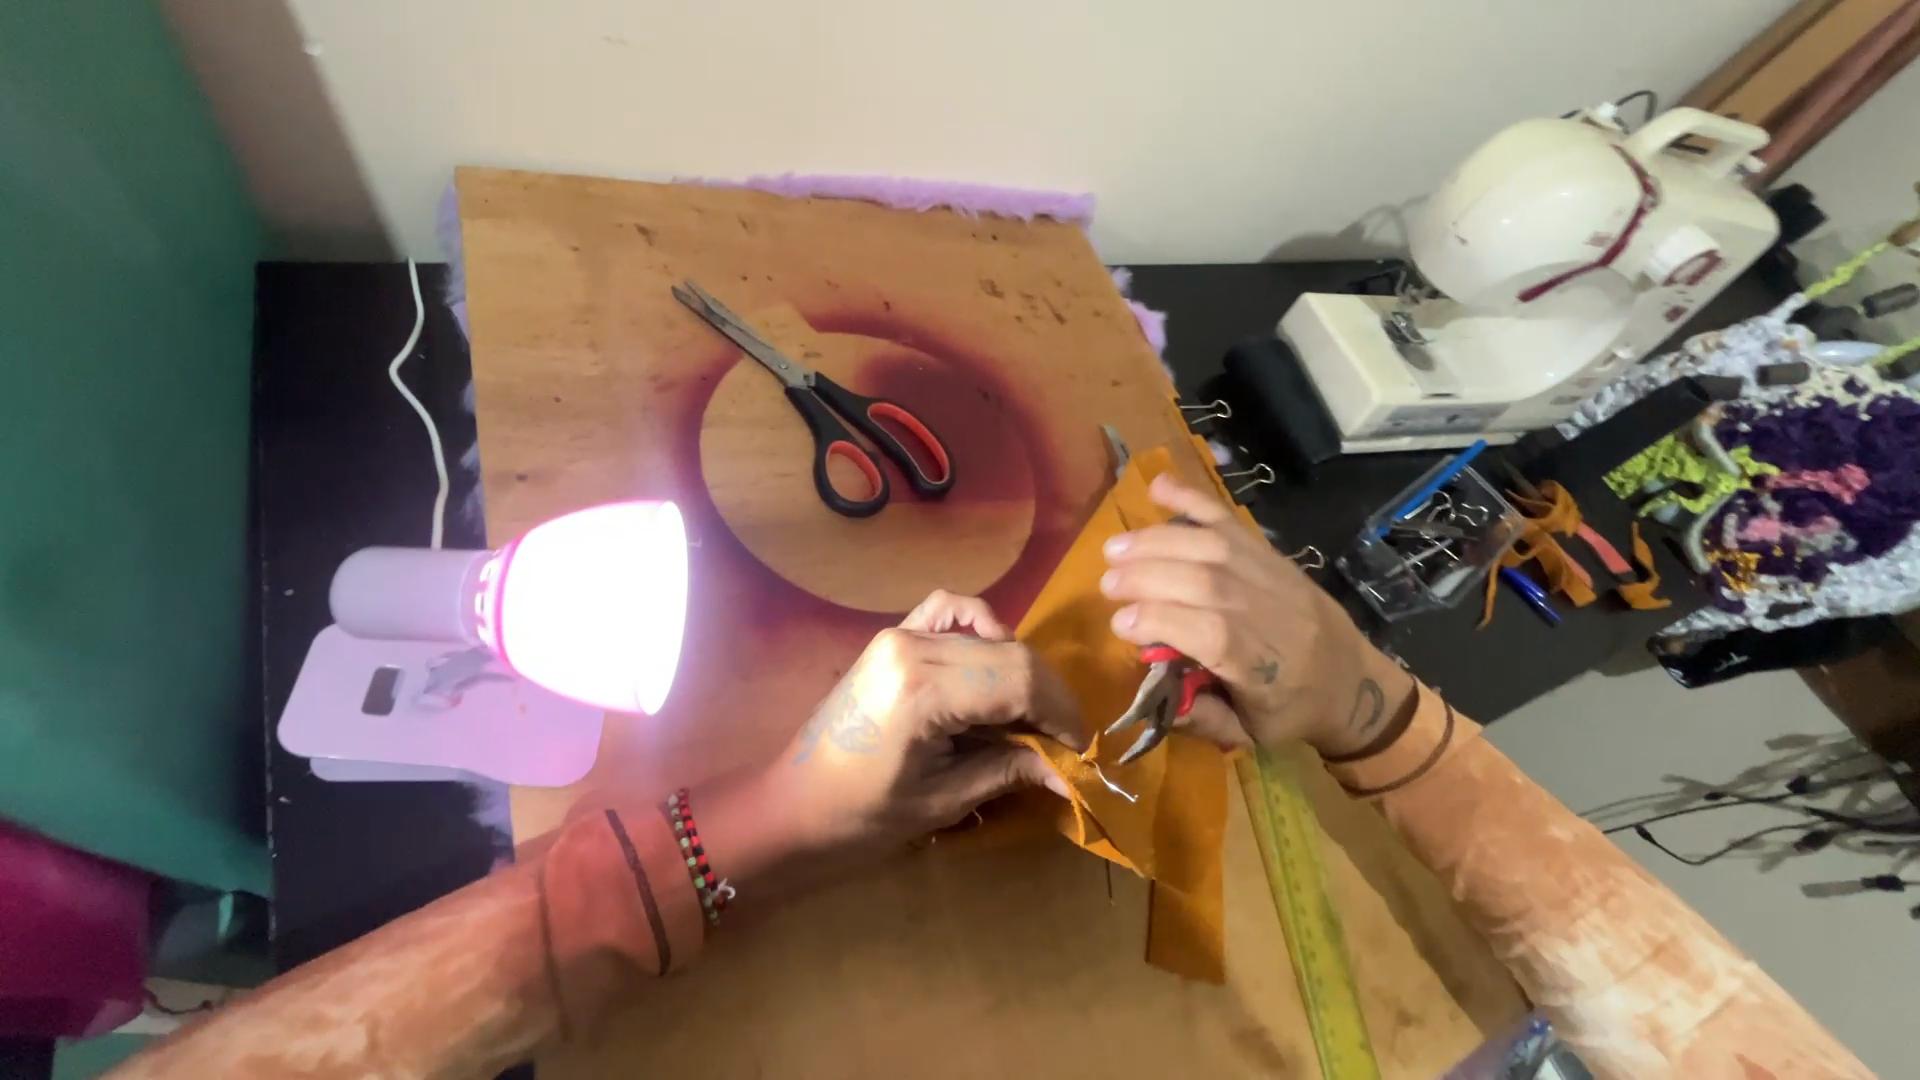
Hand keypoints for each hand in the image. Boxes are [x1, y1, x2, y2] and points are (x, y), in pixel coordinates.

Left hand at [701, 592, 1083, 889]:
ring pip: (988, 632)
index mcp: (923, 689)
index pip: (1018, 680)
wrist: (791, 804)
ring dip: (1020, 668)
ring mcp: (898, 634)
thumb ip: (1008, 770)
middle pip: (1010, 654)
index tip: (1079, 748)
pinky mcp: (891, 636)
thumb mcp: (942, 801)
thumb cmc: (860, 818)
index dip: (1059, 713)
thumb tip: (1070, 772)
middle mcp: (913, 646)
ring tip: (1027, 712)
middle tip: (1062, 738)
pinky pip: (948, 610)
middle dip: (1047, 696)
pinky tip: (992, 655)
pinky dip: (981, 626)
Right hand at [1099, 475, 1414, 757]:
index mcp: (1269, 669)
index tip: (1119, 624)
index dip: (1161, 621)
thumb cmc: (1293, 712)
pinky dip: (1193, 501)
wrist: (1357, 683)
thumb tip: (1150, 688)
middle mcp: (1274, 615)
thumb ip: (1200, 717)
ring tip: (1115, 548)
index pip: (1213, 633)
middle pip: (1207, 581)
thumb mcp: (1248, 734)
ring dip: (1158, 541)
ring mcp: (1276, 578)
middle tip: (1106, 583)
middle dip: (1148, 575)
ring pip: (1215, 548)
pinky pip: (1233, 524)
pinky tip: (1158, 487)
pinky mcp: (1274, 555)